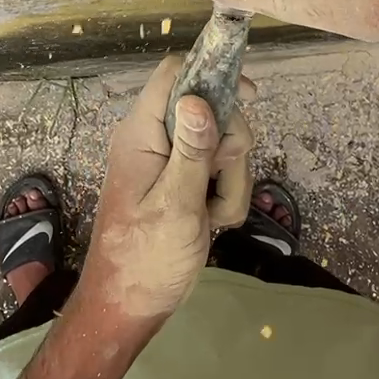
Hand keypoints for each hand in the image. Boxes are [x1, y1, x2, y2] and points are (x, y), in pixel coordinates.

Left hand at [77, 55, 254, 322]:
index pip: (174, 74)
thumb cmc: (146, 256)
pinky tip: (212, 222)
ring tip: (212, 217)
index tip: (249, 96)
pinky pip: (217, 170)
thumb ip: (191, 151)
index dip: (211, 74)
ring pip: (219, 143)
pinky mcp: (181, 178)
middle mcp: (153, 135)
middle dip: (227, 147)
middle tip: (220, 181)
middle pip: (208, 109)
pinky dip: (223, 194)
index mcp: (141, 130)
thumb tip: (196, 98)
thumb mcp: (176, 205)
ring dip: (228, 180)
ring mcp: (168, 157)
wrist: (130, 303)